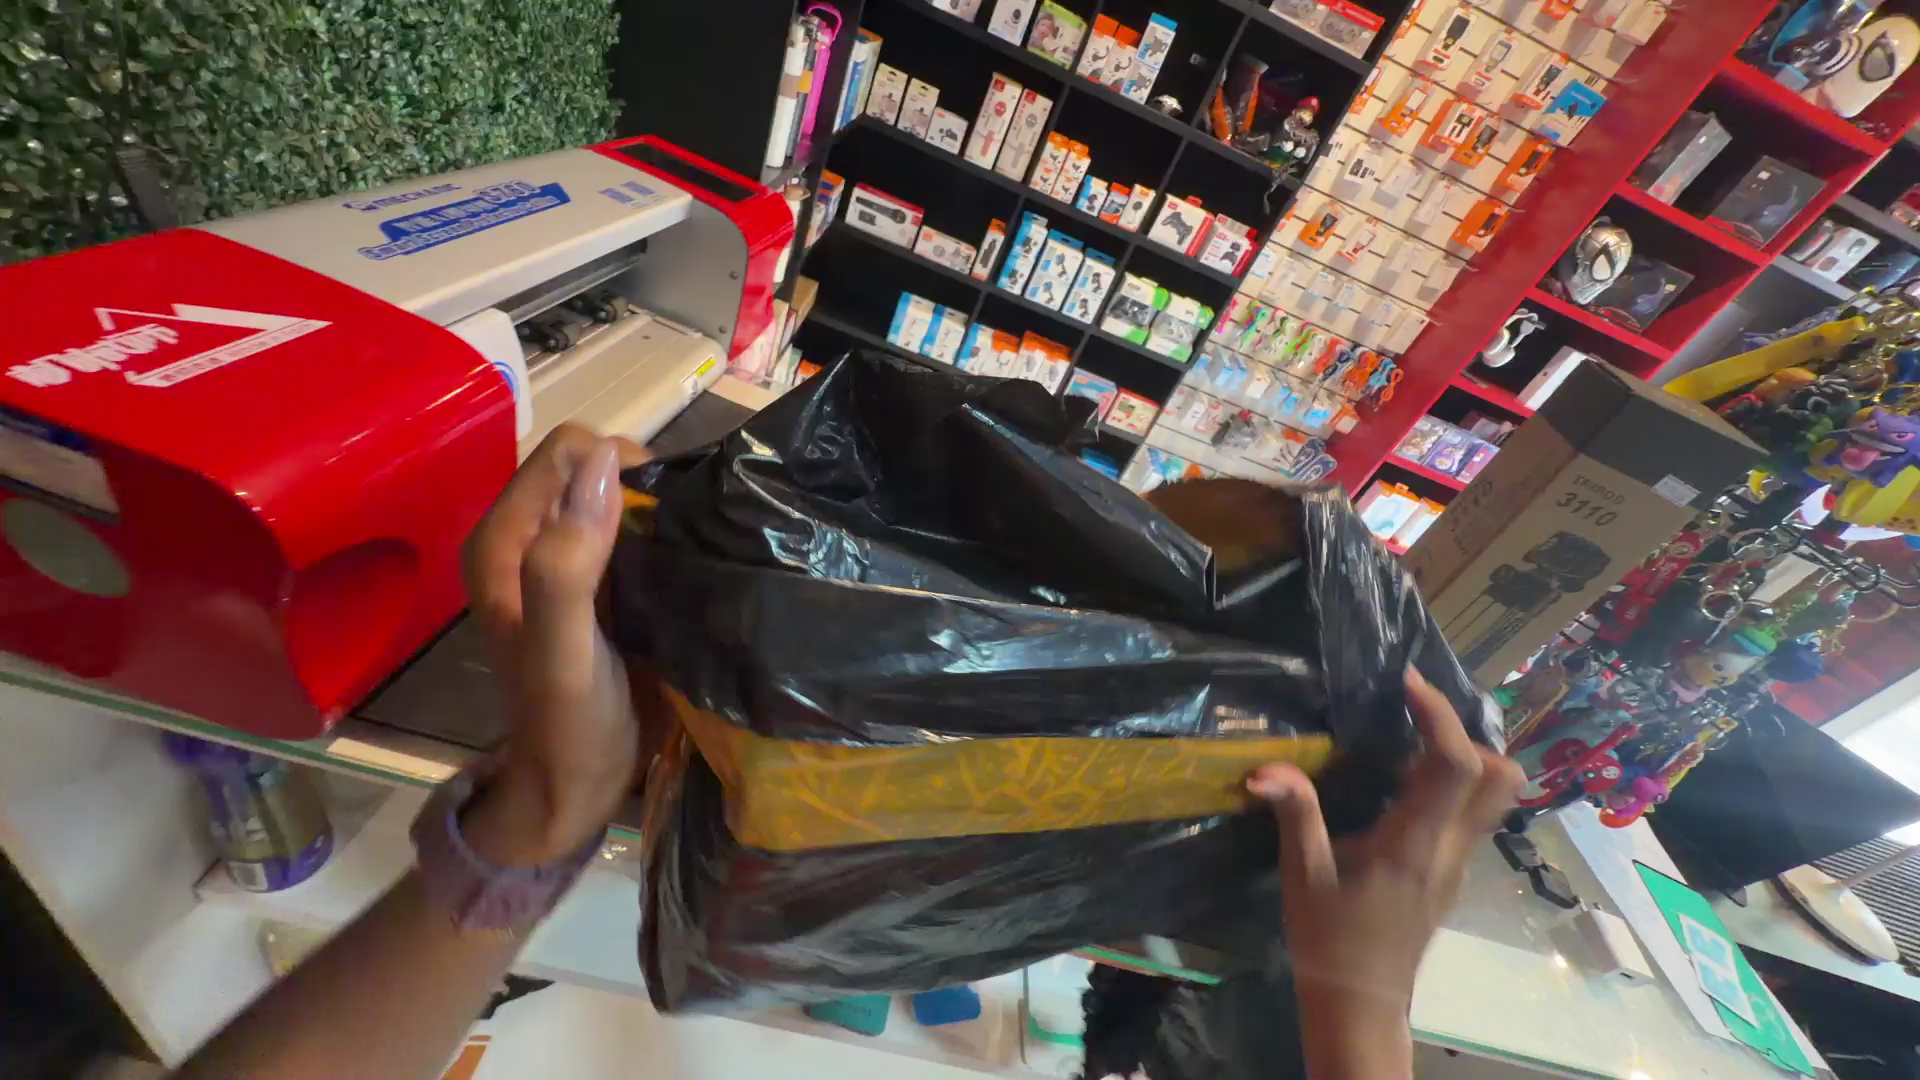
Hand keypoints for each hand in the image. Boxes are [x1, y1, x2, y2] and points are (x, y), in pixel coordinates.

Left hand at [459, 424, 650, 865]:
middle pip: (597, 468)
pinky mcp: (606, 582)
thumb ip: (567, 563)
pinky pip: (640, 531)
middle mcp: (533, 539)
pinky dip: (668, 536)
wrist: (579, 784)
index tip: (660, 518)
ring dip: (662, 510)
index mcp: (506, 541)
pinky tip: (689, 566)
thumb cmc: (570, 722)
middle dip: (645, 486)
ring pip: (623, 496)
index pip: (569, 452)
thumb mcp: (563, 649)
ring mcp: (571, 561)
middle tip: (681, 540)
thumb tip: (605, 463)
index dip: (619, 468)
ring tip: (692, 550)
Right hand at [1248, 668, 1522, 1078]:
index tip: (1407, 682)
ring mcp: (1458, 861)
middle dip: (1465, 733)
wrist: (1362, 1000)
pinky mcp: (1450, 869)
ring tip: (1407, 738)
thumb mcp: (1304, 873)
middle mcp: (1451, 847)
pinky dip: (1452, 780)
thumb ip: (1295, 814)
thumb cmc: (1330, 937)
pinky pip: (1473, 811)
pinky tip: (1401, 779)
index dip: (1438, 716)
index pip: (1454, 766)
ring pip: (1495, 796)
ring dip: (1465, 755)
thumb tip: (1265, 768)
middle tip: (1413, 714)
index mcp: (1415, 843)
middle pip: (1500, 778)